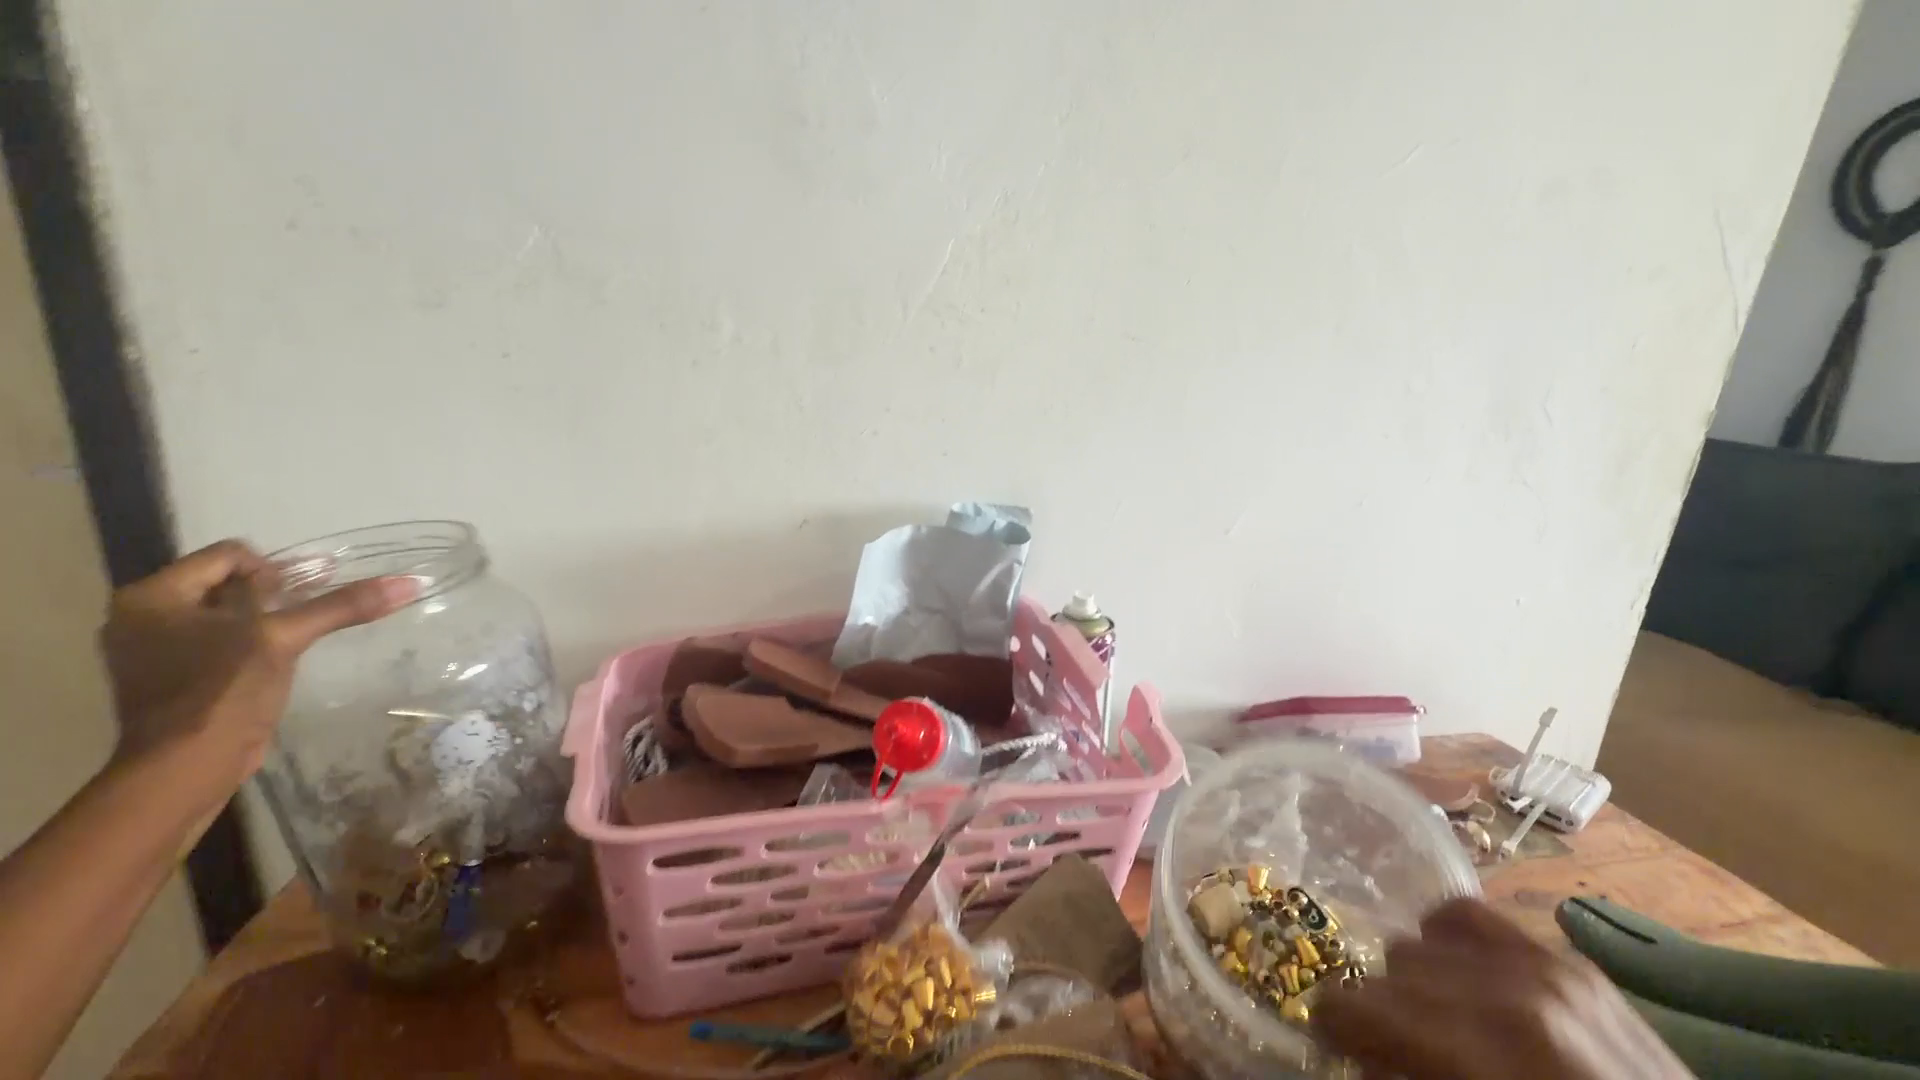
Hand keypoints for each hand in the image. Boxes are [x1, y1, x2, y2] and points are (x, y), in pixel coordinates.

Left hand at [101, 540, 416, 812]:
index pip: (229, 555)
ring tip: (297, 636)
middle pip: (227, 582)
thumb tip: (409, 583)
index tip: (302, 599)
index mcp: (152, 596)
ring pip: (226, 613)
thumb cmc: (222, 692)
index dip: (274, 569)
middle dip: (274, 593)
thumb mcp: (283, 639)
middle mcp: (142, 615)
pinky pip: (219, 641)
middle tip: (308, 613)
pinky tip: (275, 660)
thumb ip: (342, 606)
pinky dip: (251, 642)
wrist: (185, 769)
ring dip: (265, 618)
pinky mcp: (172, 677)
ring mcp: (153, 649)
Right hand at [1311, 898, 1693, 1079]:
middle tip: (1388, 1046)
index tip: (1336, 1046)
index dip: (1334, 1027)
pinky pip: (1470, 919)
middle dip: (1379, 1009)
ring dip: (1416, 980)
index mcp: (1491, 1051)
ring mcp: (1549, 964)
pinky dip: (1450, 947)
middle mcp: (1516, 991)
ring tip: (1430, 1020)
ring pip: (1422, 938)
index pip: (1360, 1005)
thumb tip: (1355, 1055)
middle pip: (1391, 968)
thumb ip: (1401, 1076)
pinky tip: (1461, 986)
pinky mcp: (1568, 959)